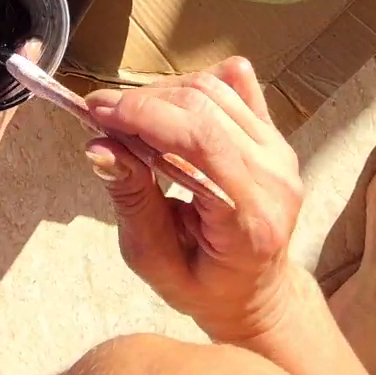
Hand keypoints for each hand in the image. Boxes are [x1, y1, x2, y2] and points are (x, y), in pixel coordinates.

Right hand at [83, 58, 304, 342]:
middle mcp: (274, 176)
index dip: (144, 115)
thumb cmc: (202, 284)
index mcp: (249, 219)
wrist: (254, 290)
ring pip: (213, 88)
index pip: (199, 140)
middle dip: (141, 102)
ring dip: (159, 93)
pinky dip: (191, 85)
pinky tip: (168, 107)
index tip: (95, 113)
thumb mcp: (154, 259)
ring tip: (128, 116)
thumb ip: (131, 200)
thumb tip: (99, 147)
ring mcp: (280, 151)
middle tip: (99, 115)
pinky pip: (233, 85)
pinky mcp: (274, 134)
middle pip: (203, 106)